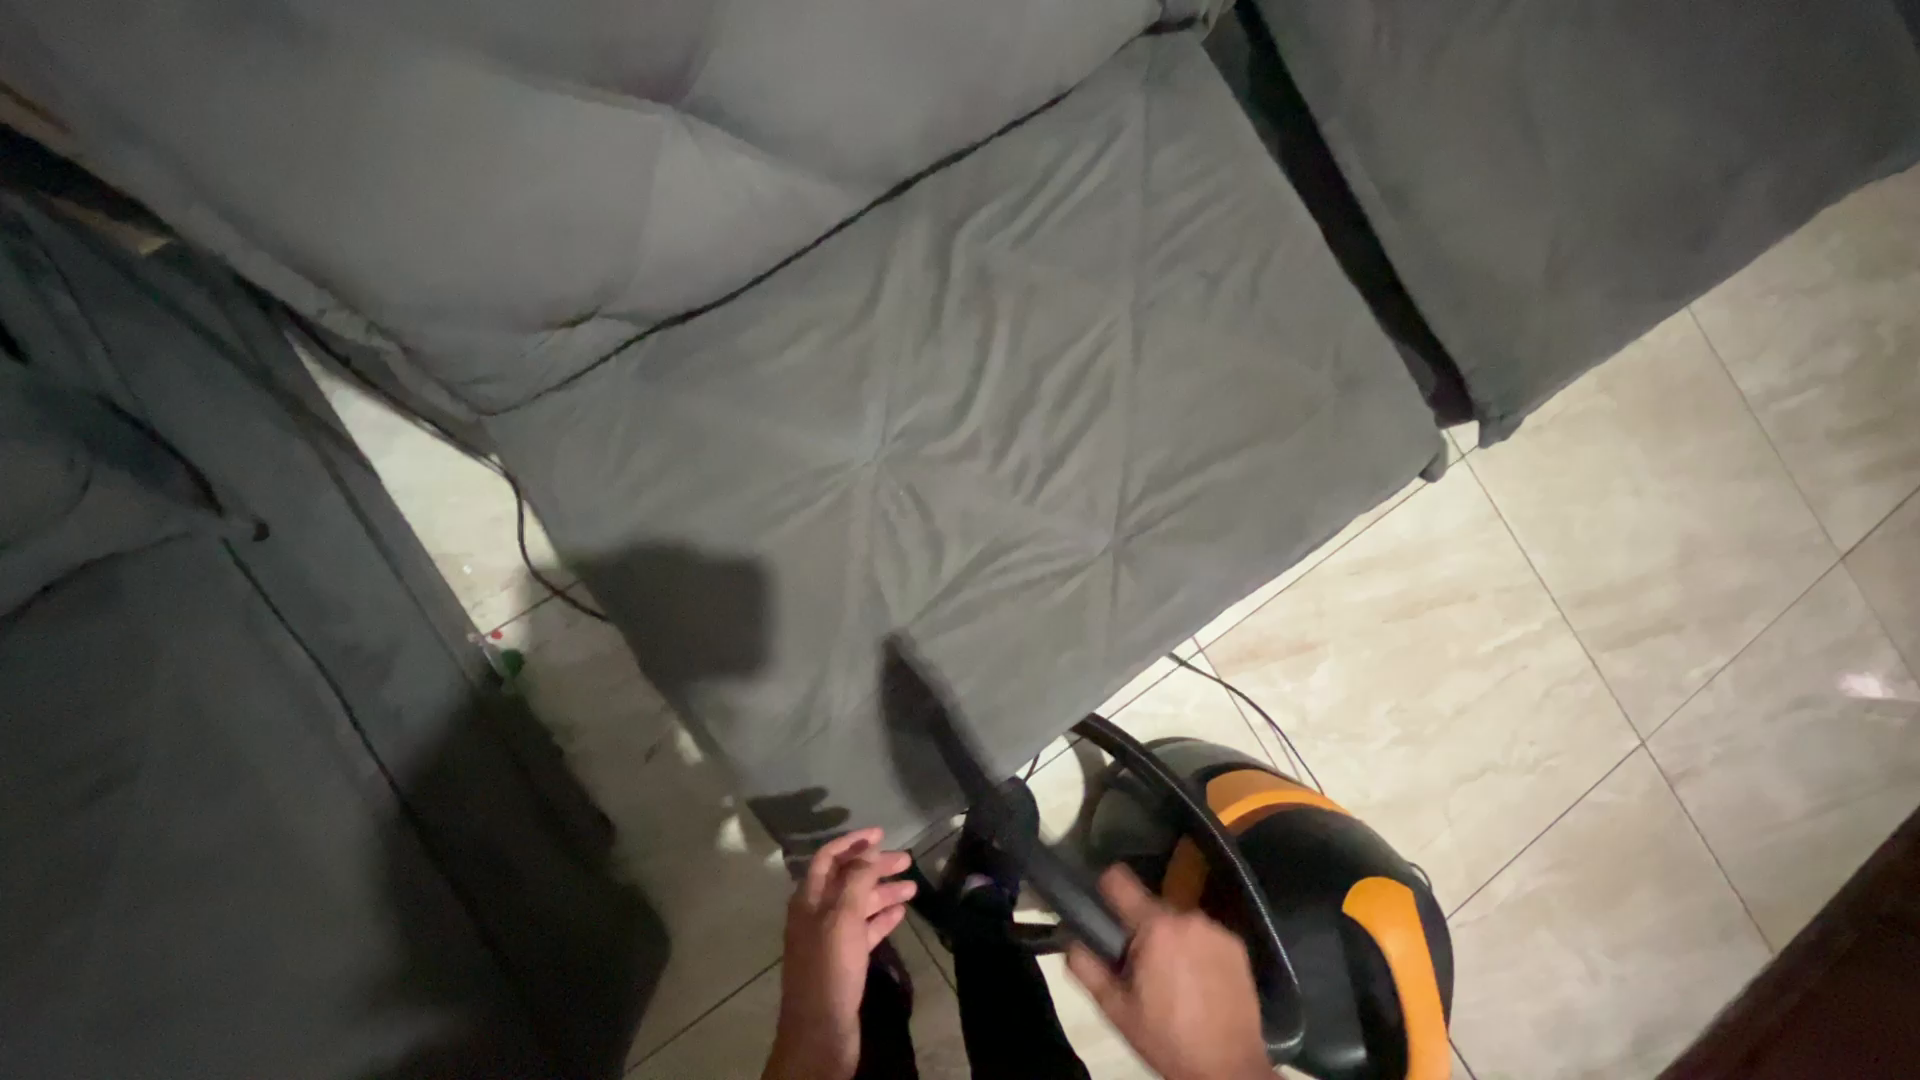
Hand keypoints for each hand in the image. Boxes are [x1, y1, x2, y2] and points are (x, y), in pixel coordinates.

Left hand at [762, 828, 917, 1079]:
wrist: (820, 1032)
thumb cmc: (829, 968)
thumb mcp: (842, 918)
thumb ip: (855, 880)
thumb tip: (869, 852)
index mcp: (809, 899)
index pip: (828, 858)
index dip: (853, 842)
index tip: (881, 833)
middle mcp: (817, 914)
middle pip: (847, 879)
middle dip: (875, 866)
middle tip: (906, 859)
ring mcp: (830, 938)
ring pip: (859, 904)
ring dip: (883, 891)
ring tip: (913, 886)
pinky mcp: (845, 961)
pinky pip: (865, 930)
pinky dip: (881, 917)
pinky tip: (901, 912)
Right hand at [1067, 865, 1270, 1079]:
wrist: (1229, 1071)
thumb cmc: (1167, 1039)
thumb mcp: (1115, 1010)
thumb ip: (1085, 967)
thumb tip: (1071, 938)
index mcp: (1155, 927)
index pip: (1118, 880)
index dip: (1104, 888)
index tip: (1101, 910)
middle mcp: (1187, 917)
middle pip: (1149, 906)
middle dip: (1140, 929)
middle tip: (1139, 968)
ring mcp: (1216, 929)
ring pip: (1177, 921)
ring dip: (1169, 939)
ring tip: (1171, 980)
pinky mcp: (1236, 945)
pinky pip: (1203, 934)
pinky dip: (1195, 949)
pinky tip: (1198, 983)